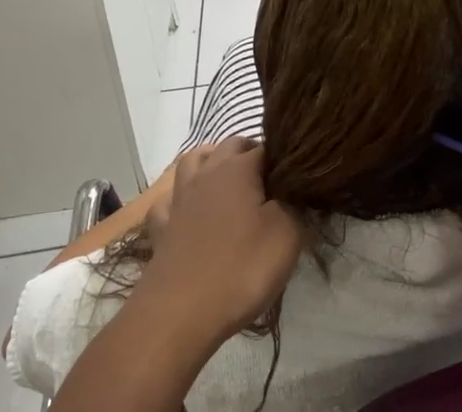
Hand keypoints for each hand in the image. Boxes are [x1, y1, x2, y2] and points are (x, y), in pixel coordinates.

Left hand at [138, 138, 300, 342]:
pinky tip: (190, 211)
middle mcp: (206, 174)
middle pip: (230, 146)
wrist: (178, 316)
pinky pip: (169, 200)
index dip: (286, 160)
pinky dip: (180, 198)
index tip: (300, 181)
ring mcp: (179, 201)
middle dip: (252, 153)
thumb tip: (294, 190)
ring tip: (232, 182)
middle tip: (274, 183)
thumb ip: (295, 204)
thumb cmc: (240, 269)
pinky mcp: (161, 230)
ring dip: (212, 163)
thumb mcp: (287, 234)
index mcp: (237, 168)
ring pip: (193, 162)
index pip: (267, 146)